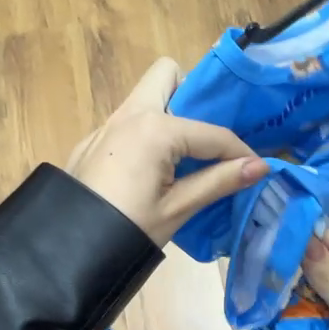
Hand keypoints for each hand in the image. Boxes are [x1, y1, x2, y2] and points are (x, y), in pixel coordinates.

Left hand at [66, 58, 269, 245]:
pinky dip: (146, 136)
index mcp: (154, 128)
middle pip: (167, 76)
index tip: (257, 167)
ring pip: (143, 98)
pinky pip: (126, 124)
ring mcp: (105, 126)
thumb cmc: (128, 230)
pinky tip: (153, 172)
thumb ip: (219, 181)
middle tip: (207, 138)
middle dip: (192, 96)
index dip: (239, 152)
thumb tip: (261, 166)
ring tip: (186, 157)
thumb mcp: (178, 208)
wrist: (67, 253)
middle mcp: (129, 114)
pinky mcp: (91, 144)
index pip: (212, 133)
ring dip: (169, 116)